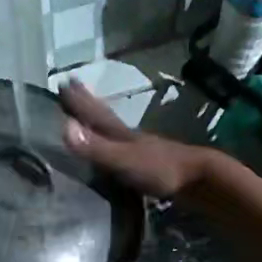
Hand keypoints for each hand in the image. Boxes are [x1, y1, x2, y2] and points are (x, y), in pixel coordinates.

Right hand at [60, 79, 220, 198]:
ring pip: (117, 132)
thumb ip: (96, 147)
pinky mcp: (153, 166)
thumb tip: (64, 127)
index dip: (78, 100)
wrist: (199, 180)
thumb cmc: (161, 170)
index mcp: (121, 134)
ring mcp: (144, 151)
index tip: (62, 81)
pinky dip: (117, 145)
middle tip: (74, 86)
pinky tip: (119, 151)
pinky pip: (127, 151)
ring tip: (92, 116)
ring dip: (102, 122)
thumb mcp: (123, 159)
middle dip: (88, 103)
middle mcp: (131, 138)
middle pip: (106, 117)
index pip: (94, 114)